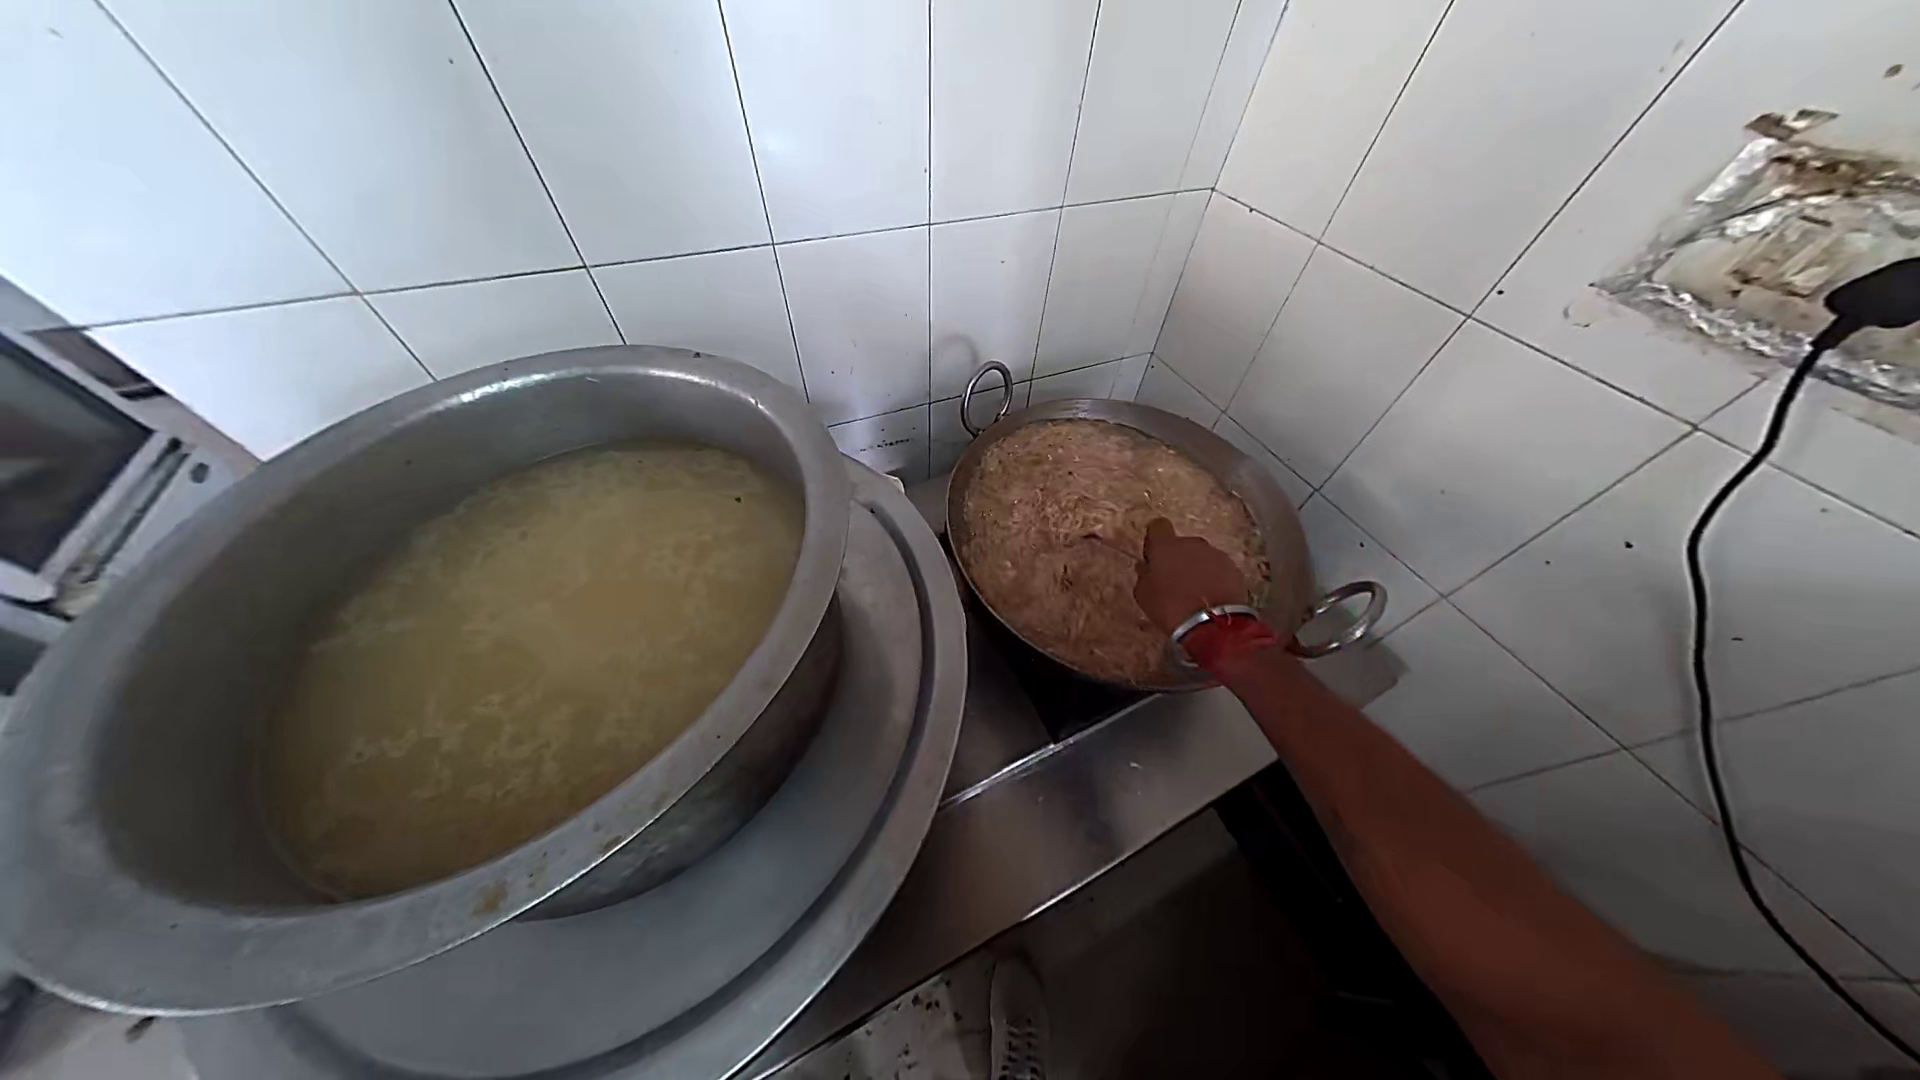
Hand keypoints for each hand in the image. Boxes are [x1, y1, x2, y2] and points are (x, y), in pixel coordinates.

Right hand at [1133, 517, 1250, 633]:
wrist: (1211, 624)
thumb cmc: (1169, 606)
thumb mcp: (1143, 594)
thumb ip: (1144, 575)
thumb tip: (1146, 566)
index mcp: (1166, 546)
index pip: (1158, 526)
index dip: (1155, 539)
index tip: (1153, 555)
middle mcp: (1192, 543)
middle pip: (1181, 544)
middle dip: (1177, 558)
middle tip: (1173, 581)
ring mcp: (1216, 555)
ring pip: (1201, 556)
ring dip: (1196, 568)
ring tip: (1194, 593)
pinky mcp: (1234, 569)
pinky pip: (1218, 569)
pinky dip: (1214, 578)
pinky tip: (1210, 597)